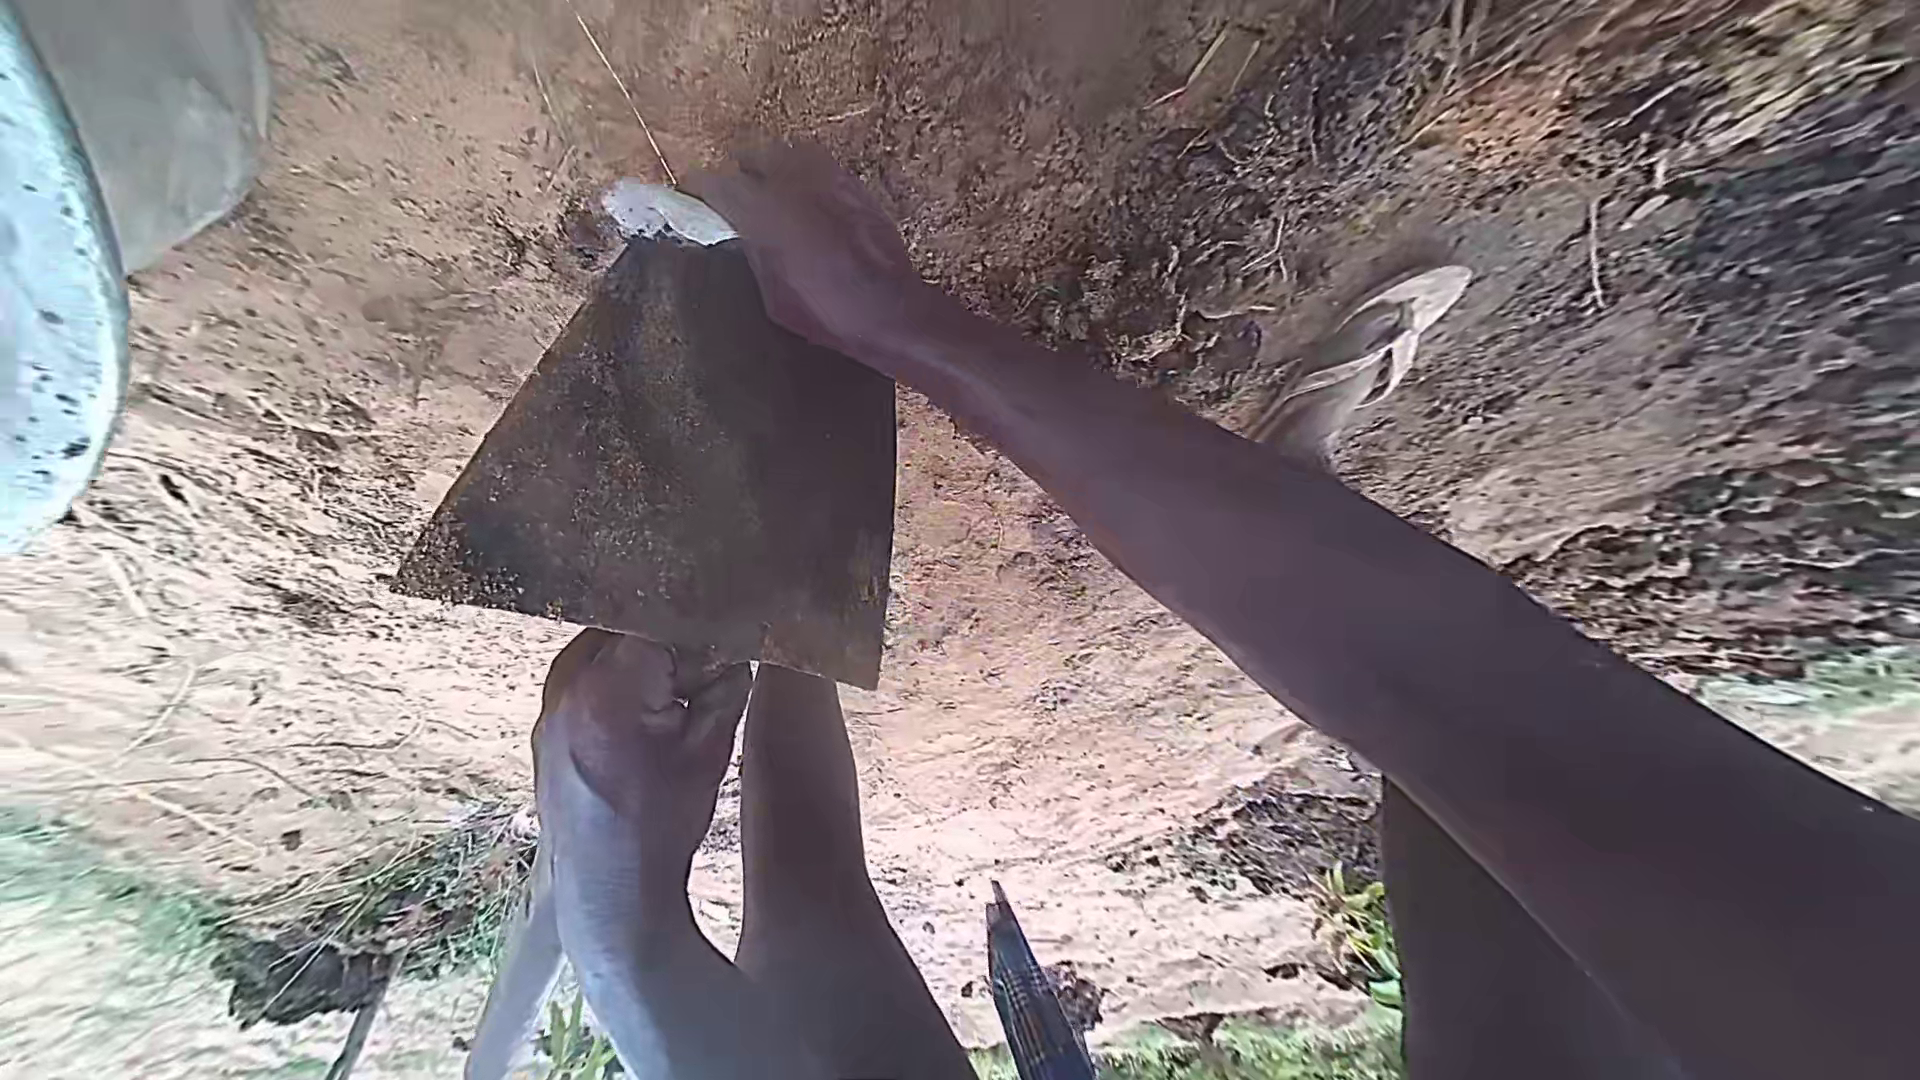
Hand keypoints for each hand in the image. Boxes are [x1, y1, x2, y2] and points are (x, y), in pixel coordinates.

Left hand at [532, 630, 751, 889]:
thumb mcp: (711, 745)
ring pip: (616, 647)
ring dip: (652, 661)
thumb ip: (729, 681)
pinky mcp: (548, 720)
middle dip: (677, 645)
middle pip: (637, 627)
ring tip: (680, 701)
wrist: (608, 888)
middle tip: (707, 679)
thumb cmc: (662, 820)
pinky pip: (595, 673)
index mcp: (609, 684)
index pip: (666, 620)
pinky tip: (653, 715)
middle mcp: (567, 682)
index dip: (704, 633)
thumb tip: (736, 647)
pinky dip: (628, 679)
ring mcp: (550, 702)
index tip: (728, 653)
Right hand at [687, 142, 920, 364]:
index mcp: (760, 210)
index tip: (694, 203)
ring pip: (787, 154)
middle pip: (750, 158)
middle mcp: (790, 180)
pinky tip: (811, 205)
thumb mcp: (776, 298)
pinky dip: (808, 180)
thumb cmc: (830, 314)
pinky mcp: (855, 184)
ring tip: (778, 198)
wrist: (891, 312)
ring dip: (776, 171)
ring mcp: (826, 176)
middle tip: (741, 203)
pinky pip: (820, 167)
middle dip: (741, 176)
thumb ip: (754, 257)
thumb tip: (743, 239)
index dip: (699, 193)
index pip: (713, 183)